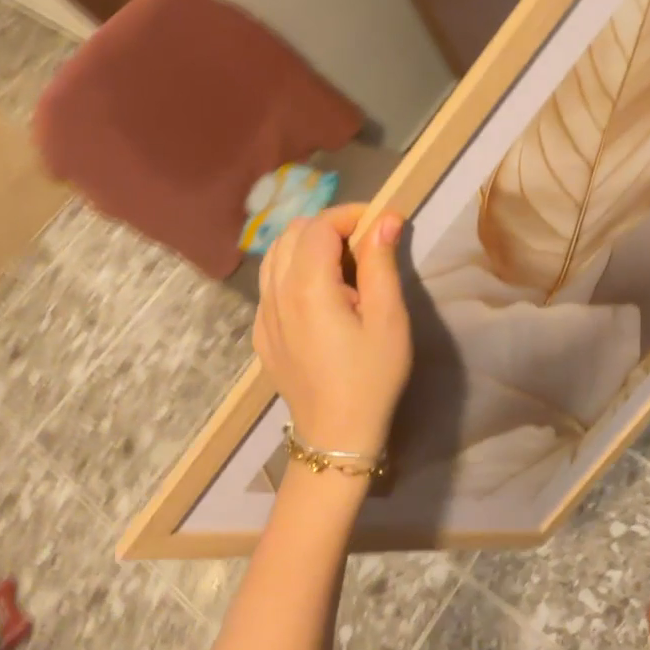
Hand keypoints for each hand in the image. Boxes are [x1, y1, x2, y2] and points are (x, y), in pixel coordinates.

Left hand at [255, 203, 409, 461]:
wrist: (336, 435)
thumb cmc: (372, 376)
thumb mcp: (388, 320)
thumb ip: (381, 264)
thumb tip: (385, 219)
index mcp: (308, 287)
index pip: (320, 226)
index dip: (351, 214)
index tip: (381, 224)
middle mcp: (276, 294)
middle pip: (293, 234)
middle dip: (330, 227)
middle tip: (366, 247)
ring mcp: (262, 315)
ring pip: (275, 255)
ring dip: (308, 247)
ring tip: (343, 268)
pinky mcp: (261, 333)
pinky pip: (270, 285)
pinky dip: (294, 272)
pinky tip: (322, 297)